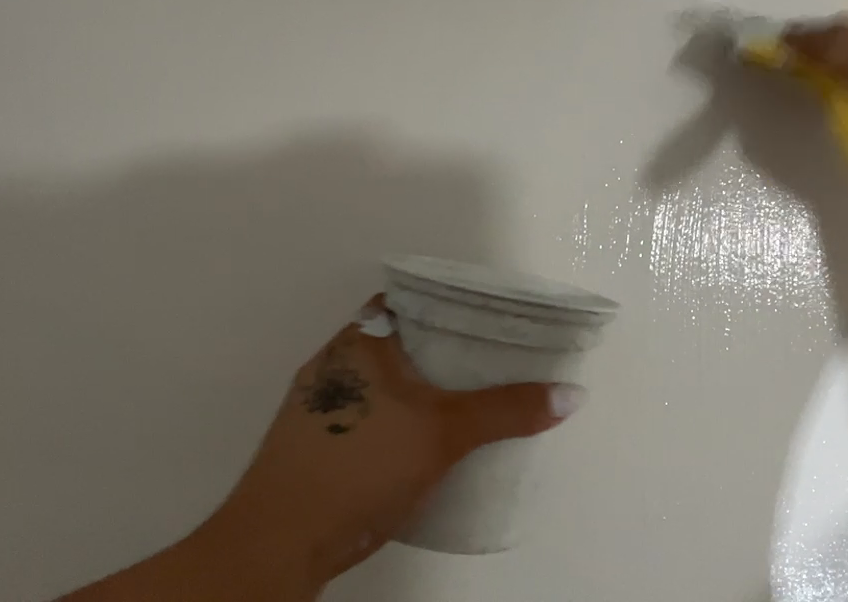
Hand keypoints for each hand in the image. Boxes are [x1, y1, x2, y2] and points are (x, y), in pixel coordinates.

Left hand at [194, 295, 581, 593]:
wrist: (275, 547)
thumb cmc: (360, 467)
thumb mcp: (444, 434)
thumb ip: (506, 410)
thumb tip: (572, 394)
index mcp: (359, 341)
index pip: (409, 300)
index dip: (450, 303)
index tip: (489, 314)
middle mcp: (334, 364)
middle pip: (399, 339)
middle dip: (443, 347)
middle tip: (492, 354)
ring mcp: (318, 407)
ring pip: (383, 380)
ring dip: (420, 384)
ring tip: (470, 392)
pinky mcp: (312, 446)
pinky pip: (369, 413)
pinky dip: (400, 414)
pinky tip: (426, 436)